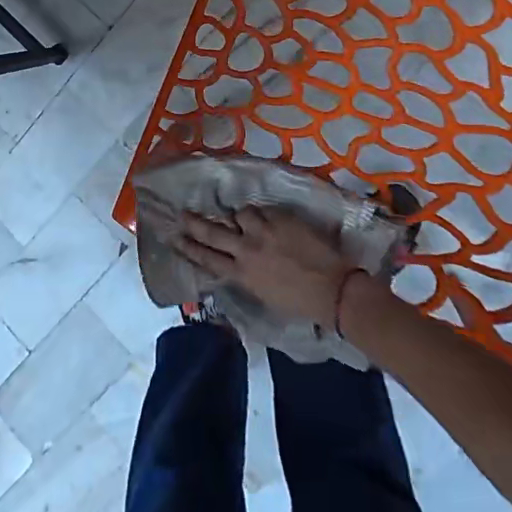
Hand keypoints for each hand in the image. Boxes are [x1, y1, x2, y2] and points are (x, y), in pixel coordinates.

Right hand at [173, 206, 360, 329]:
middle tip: (183, 215)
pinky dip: (264, 215)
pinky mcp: (281, 220)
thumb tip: (236, 263)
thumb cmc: (301, 302)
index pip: (206, 258)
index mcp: (241, 275)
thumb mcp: (264, 295)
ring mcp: (264, 232)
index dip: (189, 247)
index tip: (175, 238)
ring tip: (247, 220)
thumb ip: (245, 276)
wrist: (335, 291)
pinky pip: (264, 210)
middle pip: (212, 232)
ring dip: (241, 218)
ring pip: (239, 214)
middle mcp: (246, 250)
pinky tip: (270, 219)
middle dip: (195, 223)